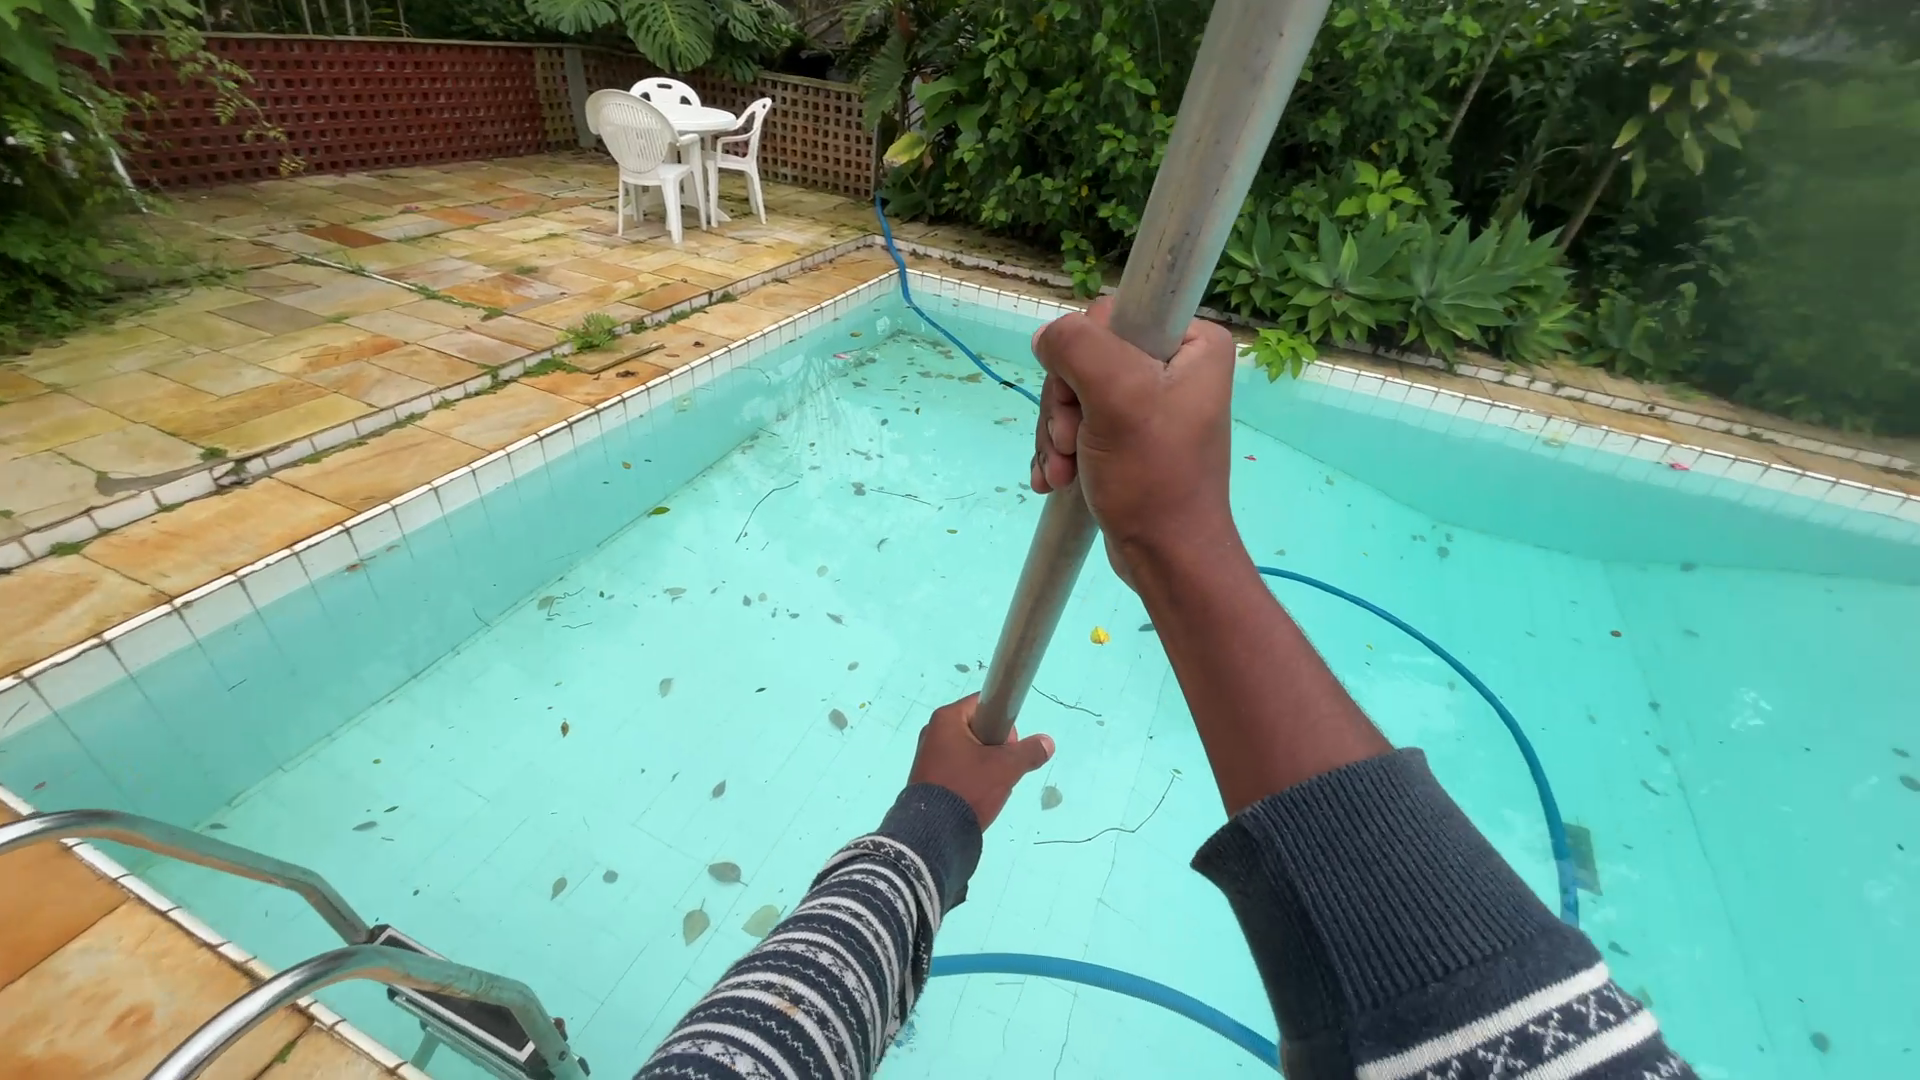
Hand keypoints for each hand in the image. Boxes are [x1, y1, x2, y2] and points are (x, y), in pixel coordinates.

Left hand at [907, 693, 1053, 828]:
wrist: (933, 833)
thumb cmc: (968, 788)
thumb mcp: (1005, 768)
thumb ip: (1029, 752)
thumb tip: (1047, 742)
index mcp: (946, 718)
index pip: (984, 704)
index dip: (1003, 721)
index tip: (1010, 745)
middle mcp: (933, 731)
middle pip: (978, 728)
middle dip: (996, 748)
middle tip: (1002, 769)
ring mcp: (927, 755)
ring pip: (969, 750)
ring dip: (984, 765)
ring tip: (989, 787)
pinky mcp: (926, 777)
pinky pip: (957, 767)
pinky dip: (970, 778)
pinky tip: (976, 796)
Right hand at [1029, 297, 1238, 578]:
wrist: (1165, 556)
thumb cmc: (1153, 477)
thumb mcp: (1117, 398)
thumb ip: (1077, 348)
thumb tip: (1045, 337)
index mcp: (1190, 342)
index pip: (1111, 316)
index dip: (1083, 356)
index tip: (1085, 402)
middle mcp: (1173, 366)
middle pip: (1085, 359)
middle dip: (1064, 407)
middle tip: (1072, 444)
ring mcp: (1147, 404)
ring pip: (1072, 395)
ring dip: (1056, 436)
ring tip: (1063, 472)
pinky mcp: (1126, 436)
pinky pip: (1076, 425)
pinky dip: (1059, 452)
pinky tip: (1055, 479)